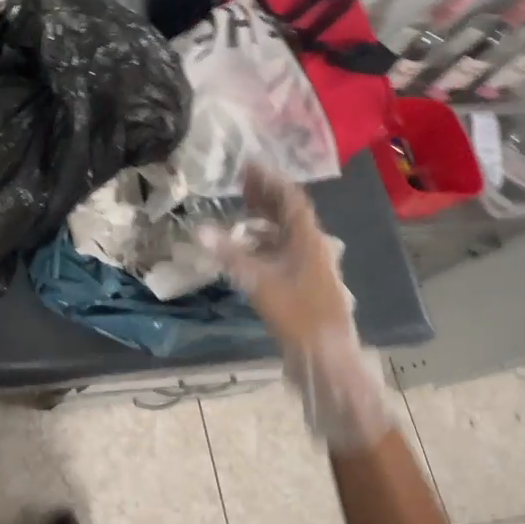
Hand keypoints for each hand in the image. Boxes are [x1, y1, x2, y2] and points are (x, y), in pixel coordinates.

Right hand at [199, 163, 352, 348]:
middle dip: (265, 196)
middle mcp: (313, 247)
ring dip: (264, 219)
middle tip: (240, 182)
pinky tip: (246, 248)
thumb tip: (199, 230)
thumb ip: (230, 255)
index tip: (248, 165)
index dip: (270, 180)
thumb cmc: (297, 316)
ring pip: (287, 233)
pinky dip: (264, 242)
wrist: (325, 357)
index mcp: (309, 240)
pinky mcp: (304, 284)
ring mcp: (310, 267)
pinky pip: (283, 252)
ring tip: (240, 210)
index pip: (291, 198)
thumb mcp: (259, 283)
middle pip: (289, 213)